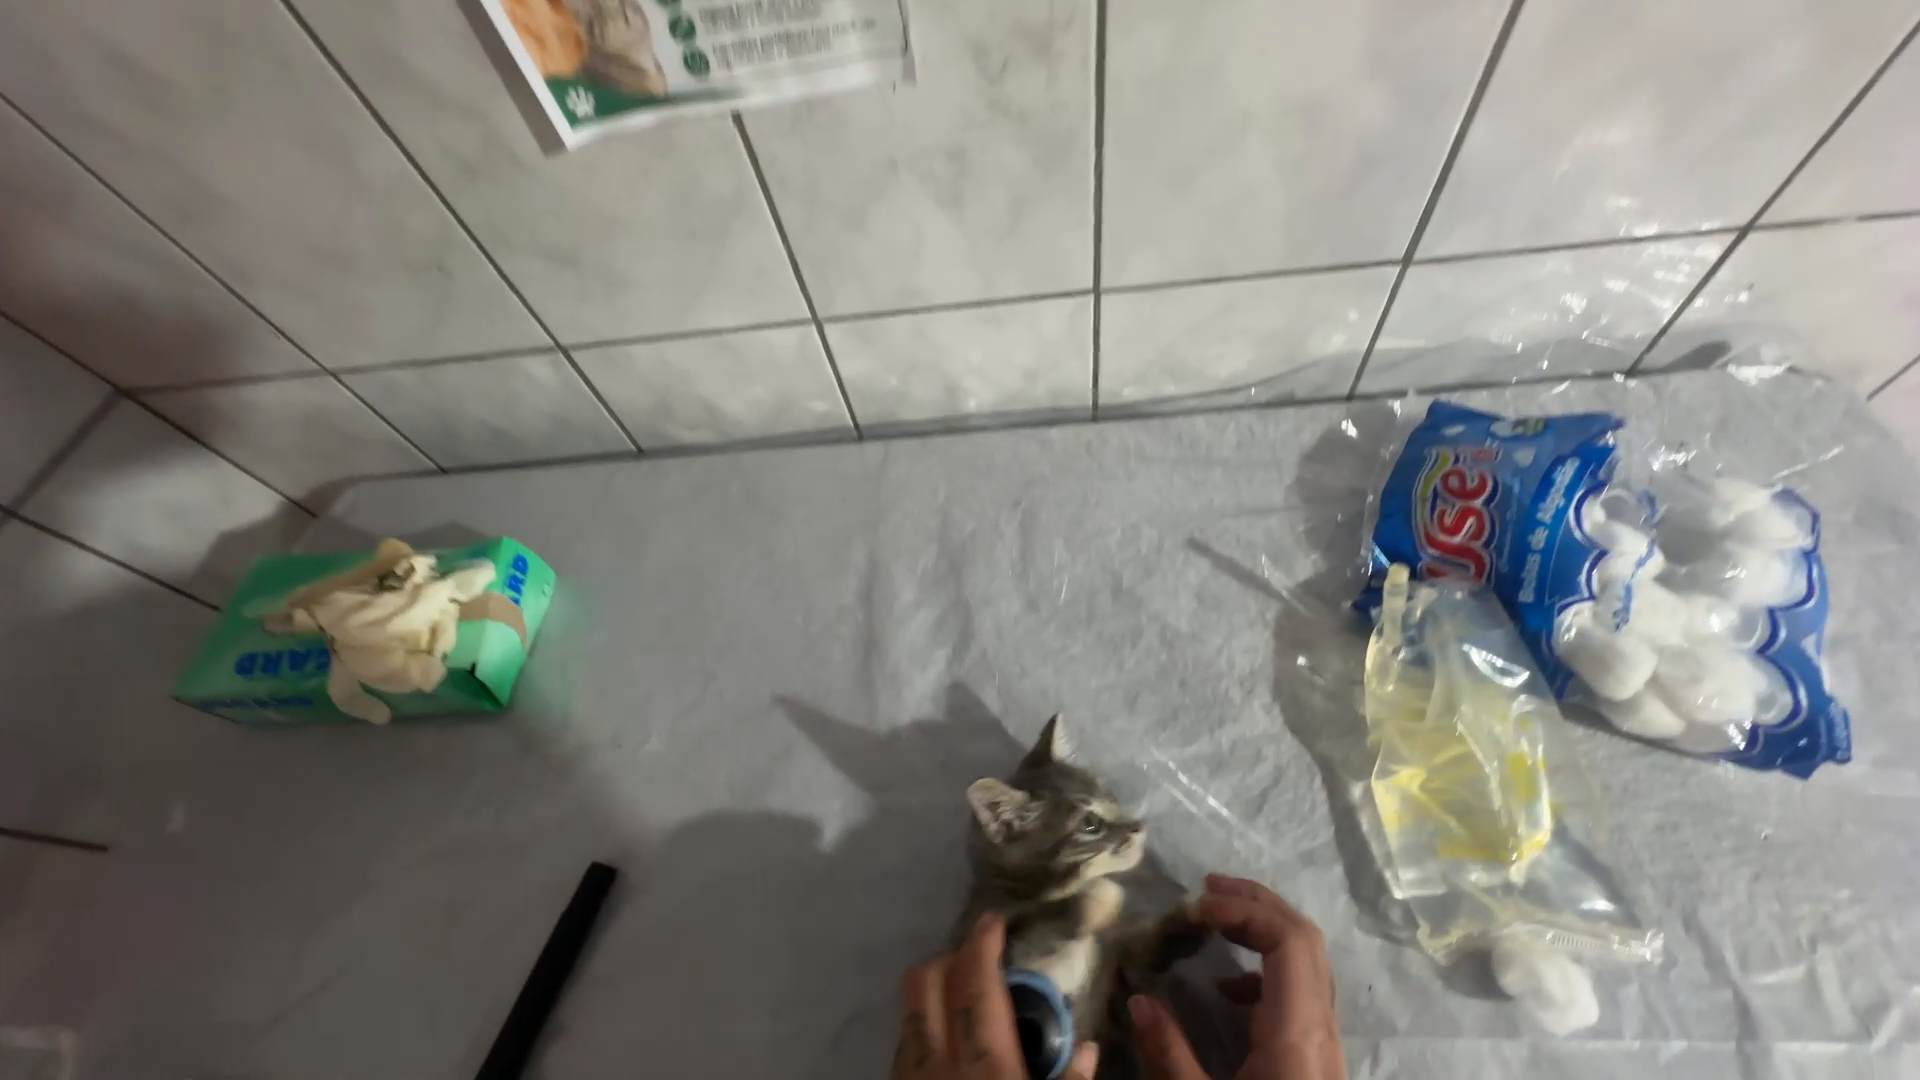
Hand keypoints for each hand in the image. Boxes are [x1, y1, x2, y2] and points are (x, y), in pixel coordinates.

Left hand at [893, 913, 1099, 1079]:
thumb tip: (1085, 1048)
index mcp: (989, 1066)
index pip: (976, 985)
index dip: (982, 945)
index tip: (993, 922)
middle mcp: (939, 1064)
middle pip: (925, 982)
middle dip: (952, 957)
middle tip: (978, 956)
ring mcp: (910, 1078)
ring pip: (907, 1009)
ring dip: (932, 987)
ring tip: (959, 988)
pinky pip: (901, 1044)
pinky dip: (920, 1024)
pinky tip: (942, 1033)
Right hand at [1128, 875, 1343, 1079]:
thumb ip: (1169, 1055)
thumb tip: (1138, 1000)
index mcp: (1298, 1033)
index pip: (1289, 940)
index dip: (1244, 910)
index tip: (1196, 908)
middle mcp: (1322, 1028)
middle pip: (1304, 937)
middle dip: (1255, 902)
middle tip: (1206, 887)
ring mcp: (1325, 1043)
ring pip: (1308, 960)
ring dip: (1262, 927)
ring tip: (1213, 920)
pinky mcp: (1318, 1058)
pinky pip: (1302, 989)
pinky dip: (1265, 966)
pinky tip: (1228, 988)